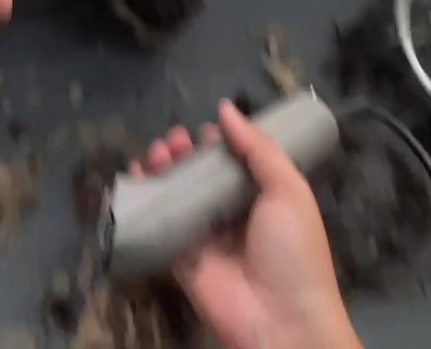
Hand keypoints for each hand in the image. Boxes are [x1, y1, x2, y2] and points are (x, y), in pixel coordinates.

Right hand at [132, 100, 359, 348]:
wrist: (282, 322)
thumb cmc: (293, 252)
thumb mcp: (289, 192)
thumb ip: (258, 148)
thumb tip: (225, 107)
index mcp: (259, 197)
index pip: (231, 159)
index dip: (215, 141)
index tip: (204, 130)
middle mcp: (229, 212)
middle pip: (197, 171)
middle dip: (182, 149)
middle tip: (174, 140)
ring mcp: (202, 233)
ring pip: (175, 190)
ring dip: (162, 165)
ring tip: (158, 153)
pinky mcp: (179, 253)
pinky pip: (157, 220)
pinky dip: (142, 195)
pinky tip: (137, 175)